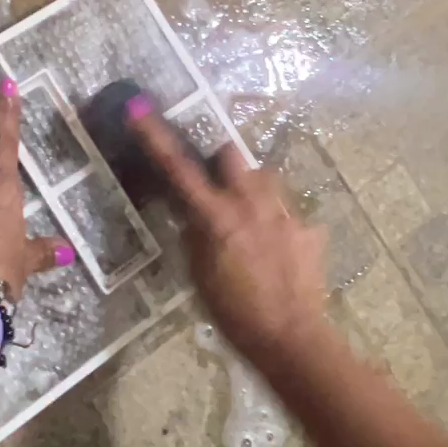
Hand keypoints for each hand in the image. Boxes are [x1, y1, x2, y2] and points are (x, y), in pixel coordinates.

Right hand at [125, 96, 328, 365]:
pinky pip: (288, 213)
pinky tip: (278, 251)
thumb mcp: (200, 275)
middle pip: (232, 154)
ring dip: (252, 190)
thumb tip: (192, 213)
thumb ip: (196, 235)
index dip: (156, 137)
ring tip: (251, 220)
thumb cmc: (234, 313)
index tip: (139, 109)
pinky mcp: (308, 228)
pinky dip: (279, 224)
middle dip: (222, 163)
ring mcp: (284, 213)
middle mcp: (251, 203)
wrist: (291, 338)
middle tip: (218, 187)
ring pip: (264, 179)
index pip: (178, 168)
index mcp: (217, 215)